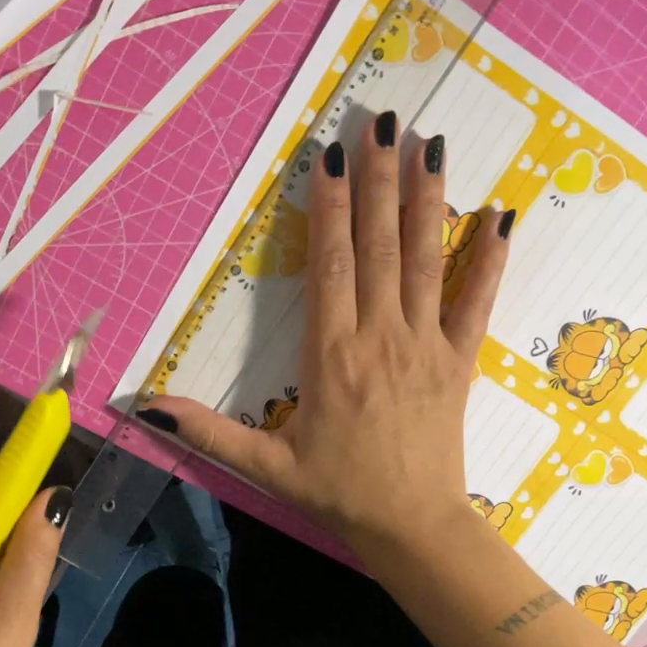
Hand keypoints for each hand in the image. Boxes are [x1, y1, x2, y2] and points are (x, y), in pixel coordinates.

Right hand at [144, 112, 512, 552]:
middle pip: (378, 245)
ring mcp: (426, 344)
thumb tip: (146, 409)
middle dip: (378, 180)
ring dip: (427, 199)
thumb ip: (208, 433)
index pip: (330, 265)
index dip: (329, 207)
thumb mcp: (264, 467)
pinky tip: (501, 214)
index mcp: (330, 356)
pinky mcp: (460, 360)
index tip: (329, 156)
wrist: (411, 525)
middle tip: (379, 121)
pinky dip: (489, 258)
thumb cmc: (336, 493)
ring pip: (426, 259)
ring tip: (430, 143)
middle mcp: (380, 336)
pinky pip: (478, 301)